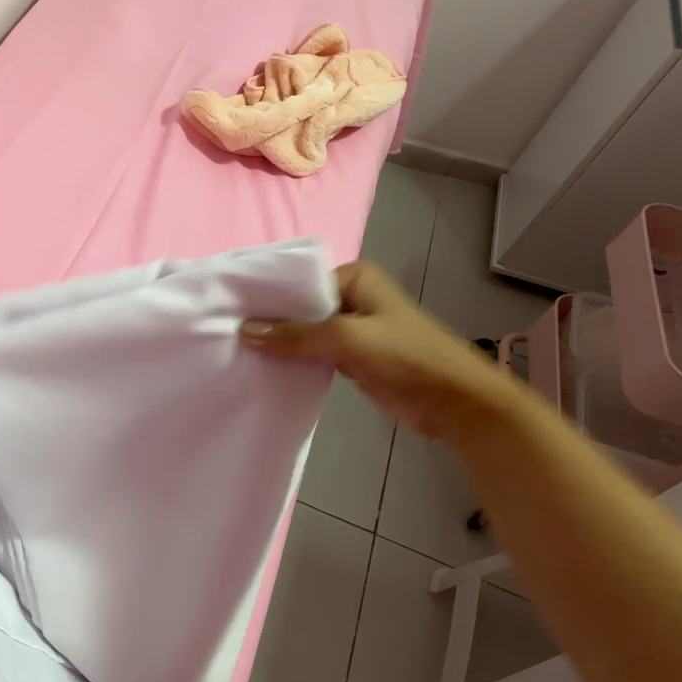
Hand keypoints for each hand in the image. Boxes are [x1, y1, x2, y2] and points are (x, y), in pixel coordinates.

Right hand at [238, 259, 525, 439]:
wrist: (457, 404)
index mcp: (355, 278)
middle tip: (225, 331)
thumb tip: (244, 330)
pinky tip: (262, 367)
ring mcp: (350, 329)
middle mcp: (351, 297)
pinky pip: (311, 353)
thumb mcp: (346, 338)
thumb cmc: (407, 357)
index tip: (231, 309)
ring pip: (302, 332)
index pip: (299, 280)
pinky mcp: (350, 357)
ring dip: (278, 343)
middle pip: (298, 306)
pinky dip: (291, 360)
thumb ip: (294, 334)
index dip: (268, 295)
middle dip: (269, 320)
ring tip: (235, 349)